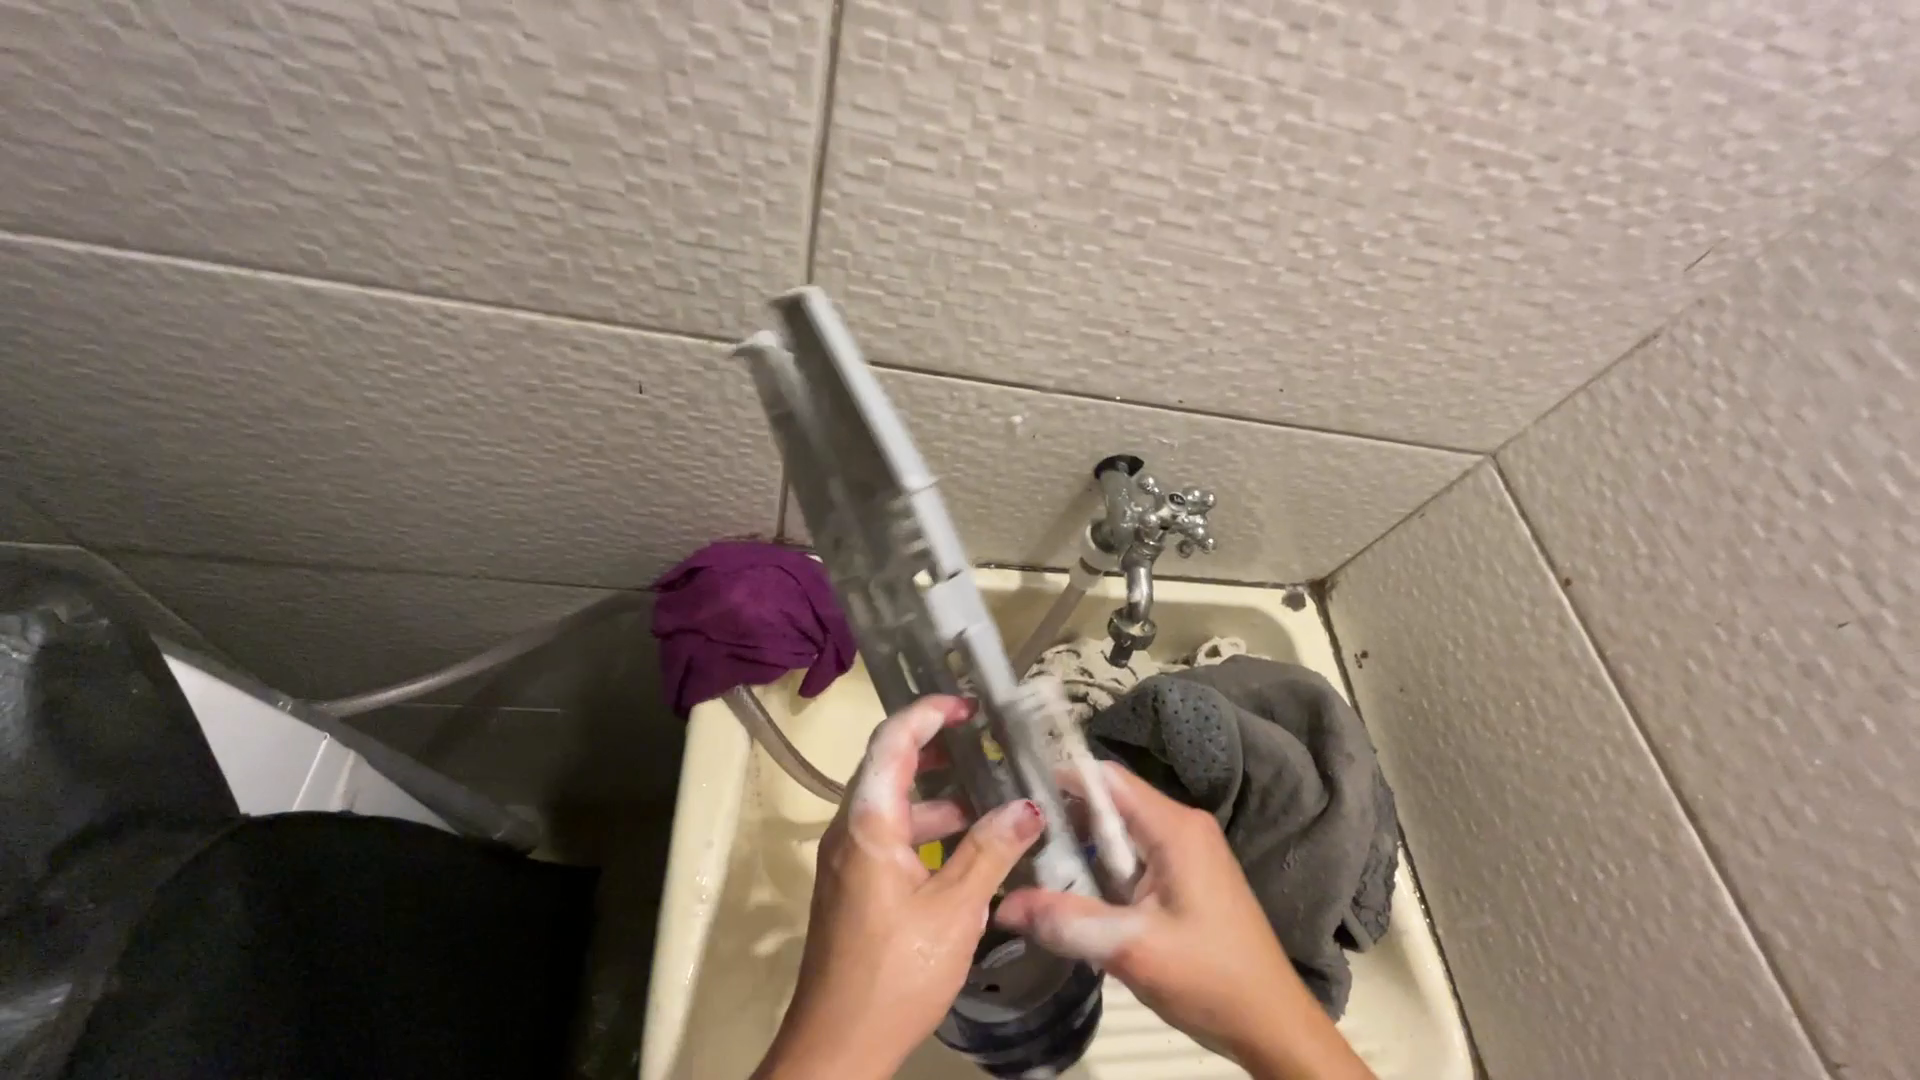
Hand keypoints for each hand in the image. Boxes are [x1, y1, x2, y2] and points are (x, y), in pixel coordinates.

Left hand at [753, 695, 1044, 1079]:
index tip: (967, 707)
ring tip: (989, 798)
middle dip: (935, 748)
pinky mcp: (855, 885)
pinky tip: (967, 849)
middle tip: (982, 743)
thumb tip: (1028, 807)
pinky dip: (928, 830)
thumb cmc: (895, 971)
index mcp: (868, 822)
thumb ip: (989, 852)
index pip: (892, 741)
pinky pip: (892, 836)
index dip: (927, 713)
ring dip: (937, 795)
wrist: (837, 1047)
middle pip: (889, 766)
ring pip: (893, 805)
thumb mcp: (954, 910)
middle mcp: (851, 829)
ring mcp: (849, 858)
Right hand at [995, 762, 1374, 1079]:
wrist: (1272, 1024)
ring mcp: (1187, 849)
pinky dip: (1103, 866)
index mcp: (1175, 827)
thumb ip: (1067, 921)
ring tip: (1035, 864)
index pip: (1107, 778)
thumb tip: (1003, 905)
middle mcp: (1182, 825)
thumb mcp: (1133, 950)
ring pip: (1120, 830)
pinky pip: (1134, 854)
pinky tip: (1076, 890)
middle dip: (1064, 817)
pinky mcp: (1187, 874)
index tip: (1017, 792)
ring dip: (1081, 846)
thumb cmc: (1210, 979)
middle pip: (1110, 802)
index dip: (1060, 777)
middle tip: (1017, 838)